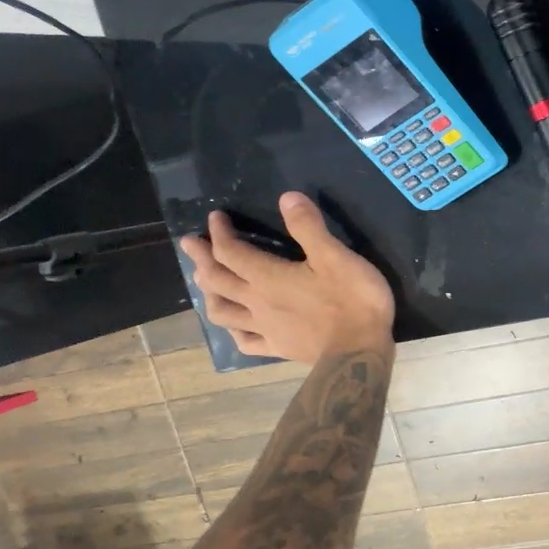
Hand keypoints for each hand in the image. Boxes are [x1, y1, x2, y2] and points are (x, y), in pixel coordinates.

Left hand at [179, 192, 394, 362]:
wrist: (357, 350)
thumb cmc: (352, 300)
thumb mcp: (337, 257)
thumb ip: (309, 228)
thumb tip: (286, 197)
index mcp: (267, 277)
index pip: (231, 252)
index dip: (219, 233)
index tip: (215, 217)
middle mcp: (256, 301)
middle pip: (216, 279)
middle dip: (201, 258)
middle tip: (190, 244)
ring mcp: (264, 328)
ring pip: (222, 311)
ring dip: (208, 293)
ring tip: (206, 283)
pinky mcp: (277, 347)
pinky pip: (245, 340)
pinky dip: (234, 331)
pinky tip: (236, 328)